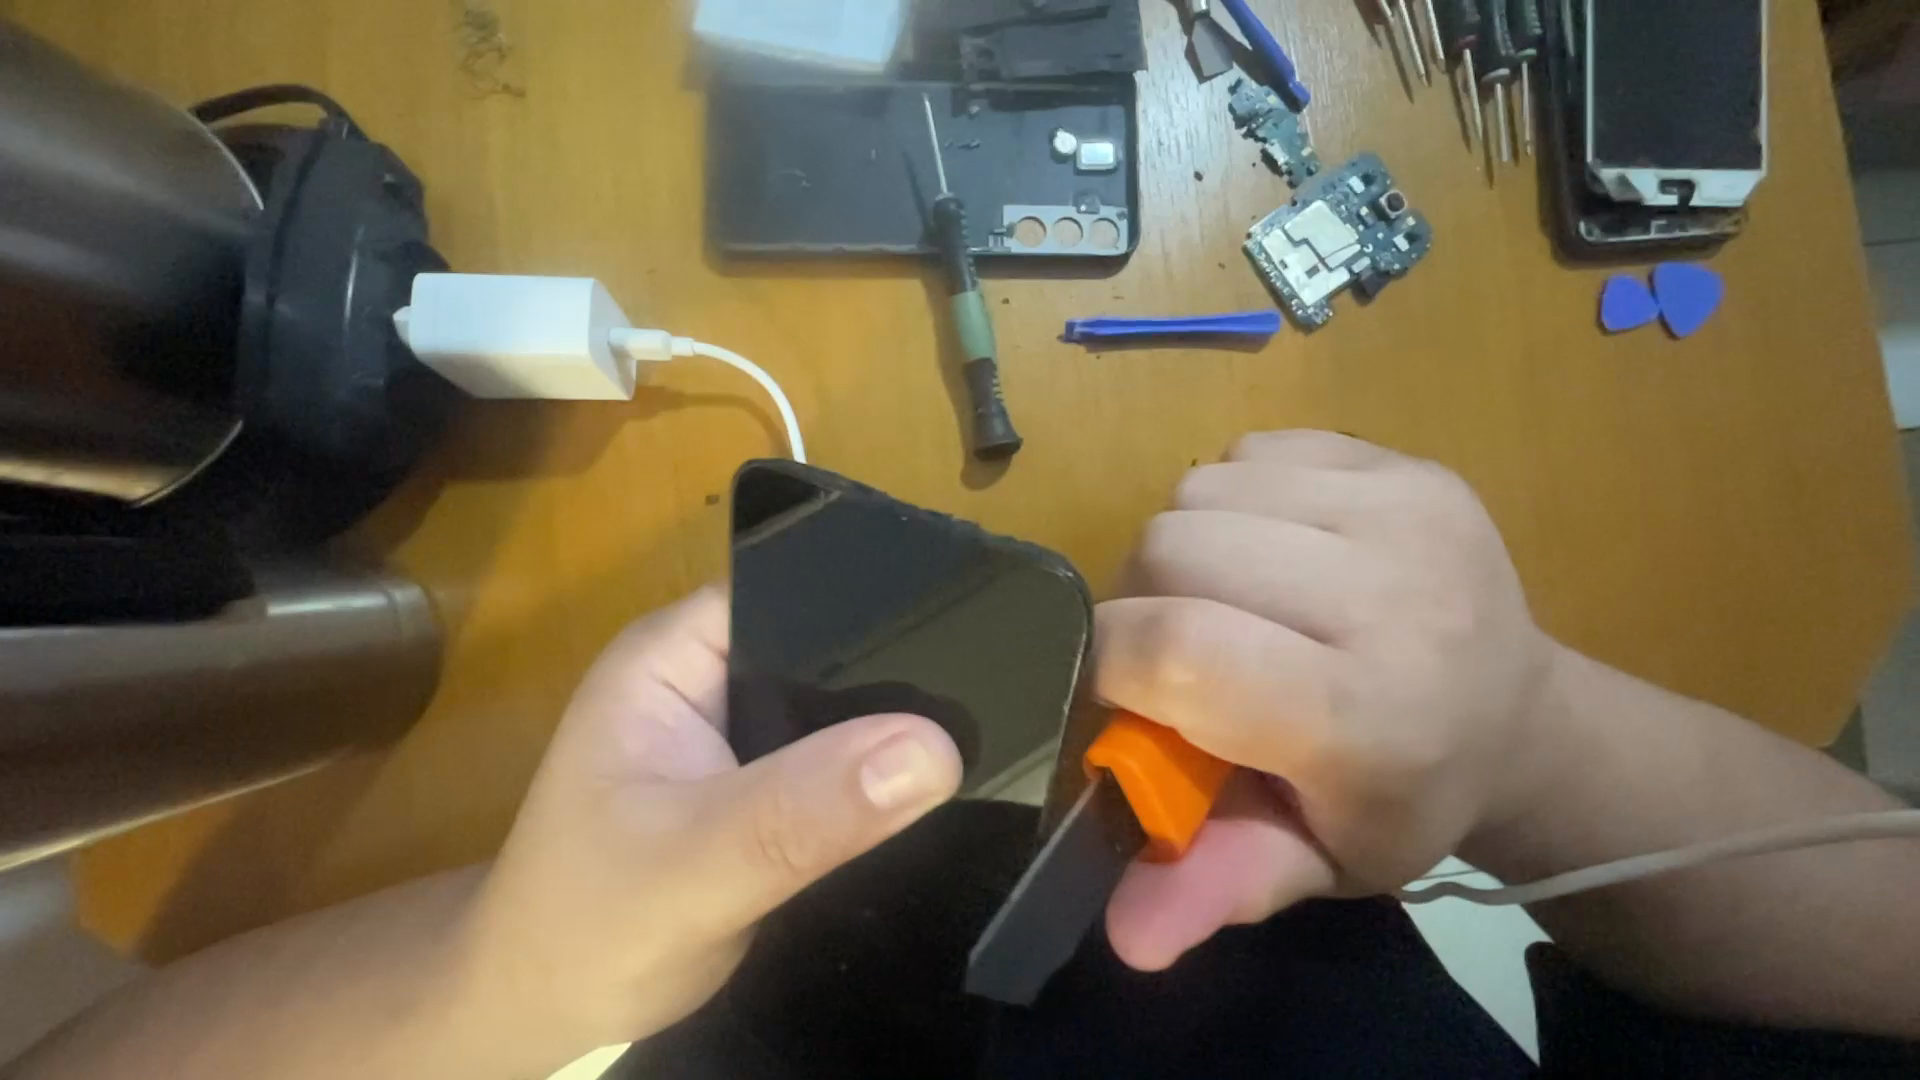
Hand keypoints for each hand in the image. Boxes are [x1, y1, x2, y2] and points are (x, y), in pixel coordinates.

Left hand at [460, 589, 962, 1062]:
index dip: (879, 607)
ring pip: (841, 706)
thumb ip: (801, 814)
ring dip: (894, 731)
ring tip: (981, 738)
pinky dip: (878, 777)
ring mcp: (739, 726)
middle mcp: (712, 671)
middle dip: (900, 675)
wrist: (544, 1005)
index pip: (796, 591)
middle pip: (830, 645)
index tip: (968, 635)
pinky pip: (840, 760)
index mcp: (677, 651)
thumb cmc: (584, 928)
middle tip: (989, 698)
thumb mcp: (693, 869)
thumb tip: (931, 752)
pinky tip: (932, 789)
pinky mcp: (764, 779)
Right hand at [1093, 432, 1558, 971]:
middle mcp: (1392, 593)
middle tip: (1178, 648)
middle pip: (1171, 550)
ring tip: (1226, 598)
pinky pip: (1244, 454)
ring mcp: (1403, 508)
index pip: (1182, 649)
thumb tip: (1124, 937)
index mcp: (1366, 712)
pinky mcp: (1402, 460)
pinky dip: (1229, 501)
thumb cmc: (1399, 798)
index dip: (1113, 662)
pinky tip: (1270, 550)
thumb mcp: (1311, 863)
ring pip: (1195, 492)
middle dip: (1142, 601)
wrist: (1523, 714)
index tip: (1121, 690)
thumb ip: (1217, 886)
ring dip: (1182, 549)